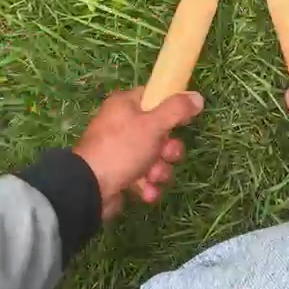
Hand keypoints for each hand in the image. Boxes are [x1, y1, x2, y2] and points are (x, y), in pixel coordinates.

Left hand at [73, 89, 201, 219]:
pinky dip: (148, 186)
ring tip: (151, 177)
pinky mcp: (122, 175)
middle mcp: (122, 125)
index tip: (182, 121)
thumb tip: (197, 96)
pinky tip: (145, 192)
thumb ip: (176, 110)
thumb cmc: (122, 148)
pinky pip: (145, 178)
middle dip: (168, 150)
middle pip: (159, 132)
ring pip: (155, 158)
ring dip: (160, 171)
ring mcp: (121, 152)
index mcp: (125, 105)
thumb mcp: (152, 124)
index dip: (171, 109)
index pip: (153, 98)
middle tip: (165, 155)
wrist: (90, 188)